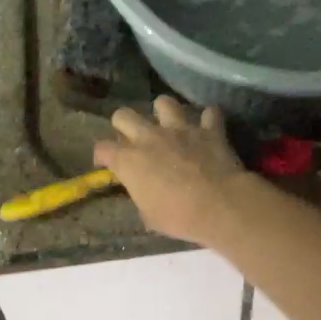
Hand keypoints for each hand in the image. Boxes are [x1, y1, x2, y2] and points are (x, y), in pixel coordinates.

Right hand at [94, 96, 257, 245]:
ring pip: (164, 103)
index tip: (106, 163)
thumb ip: (142, 197)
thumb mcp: (149, 216)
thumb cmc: (179, 217)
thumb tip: (144, 193)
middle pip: (123, 115)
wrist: (218, 206)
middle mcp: (149, 137)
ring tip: (169, 123)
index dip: (102, 155)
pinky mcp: (208, 130)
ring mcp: (180, 129)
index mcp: (129, 161)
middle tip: (131, 137)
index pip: (102, 148)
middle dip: (123, 123)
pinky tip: (209, 126)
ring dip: (164, 111)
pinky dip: (209, 119)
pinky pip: (209, 114)